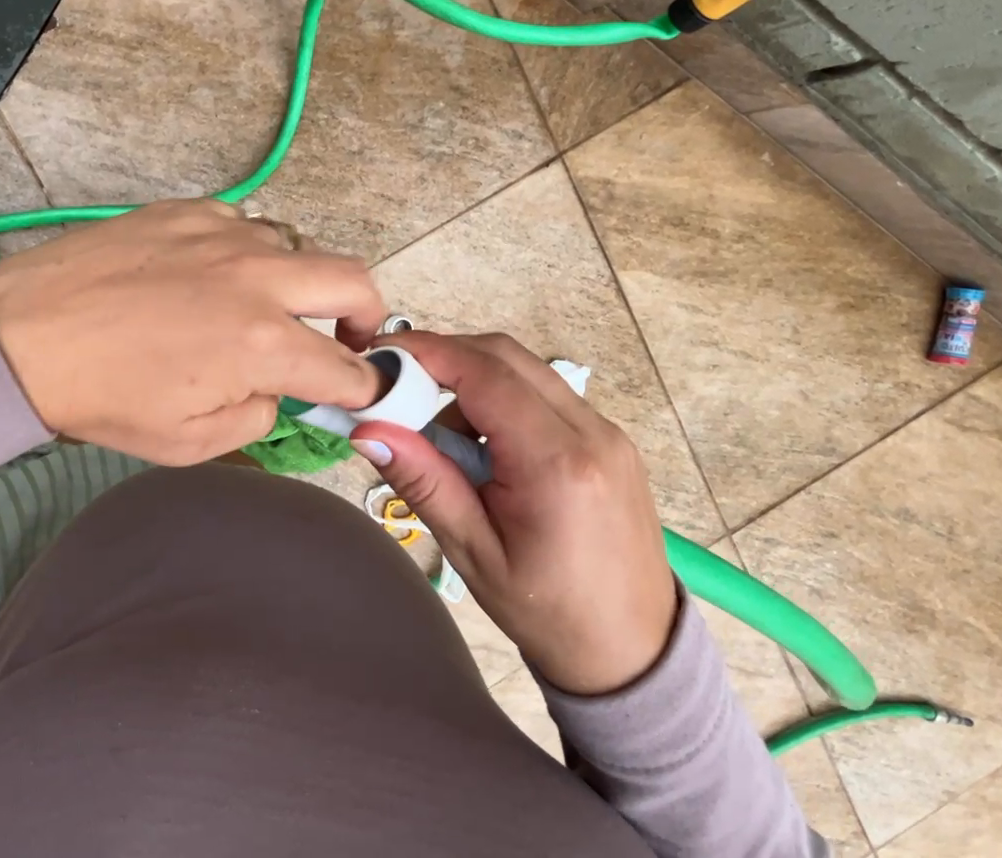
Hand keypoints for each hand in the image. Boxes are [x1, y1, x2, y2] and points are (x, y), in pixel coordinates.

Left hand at [0, 200, 386, 464]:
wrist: (21, 335)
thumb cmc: (99, 398)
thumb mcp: (186, 443)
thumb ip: (254, 417)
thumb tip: (273, 391)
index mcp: (263, 345)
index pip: (346, 367)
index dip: (362, 387)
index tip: (358, 392)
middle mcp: (255, 278)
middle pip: (354, 279)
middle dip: (367, 315)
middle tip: (346, 338)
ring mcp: (220, 234)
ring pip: (294, 246)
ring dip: (296, 281)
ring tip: (261, 307)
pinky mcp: (184, 211)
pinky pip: (240, 224)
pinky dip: (242, 253)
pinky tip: (208, 276)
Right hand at [349, 332, 675, 695]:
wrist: (633, 648)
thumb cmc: (545, 610)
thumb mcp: (472, 551)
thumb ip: (423, 481)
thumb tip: (368, 428)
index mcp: (557, 464)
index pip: (485, 374)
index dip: (428, 352)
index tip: (380, 354)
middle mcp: (592, 433)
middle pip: (507, 356)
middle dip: (444, 357)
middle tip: (396, 387)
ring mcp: (608, 433)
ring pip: (526, 371)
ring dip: (472, 381)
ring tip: (440, 438)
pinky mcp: (609, 441)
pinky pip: (544, 394)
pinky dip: (500, 399)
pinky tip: (479, 447)